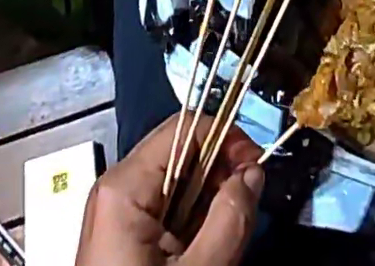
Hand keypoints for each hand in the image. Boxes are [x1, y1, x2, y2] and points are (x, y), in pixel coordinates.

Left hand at [75, 113, 264, 265]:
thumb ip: (229, 219)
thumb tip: (254, 171)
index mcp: (125, 184)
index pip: (181, 129)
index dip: (224, 137)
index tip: (257, 165)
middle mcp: (117, 186)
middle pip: (178, 153)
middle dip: (219, 172)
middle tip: (249, 202)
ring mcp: (117, 211)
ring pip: (175, 184)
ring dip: (209, 199)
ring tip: (232, 230)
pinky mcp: (123, 236)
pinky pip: (165, 210)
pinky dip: (193, 221)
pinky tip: (210, 245)